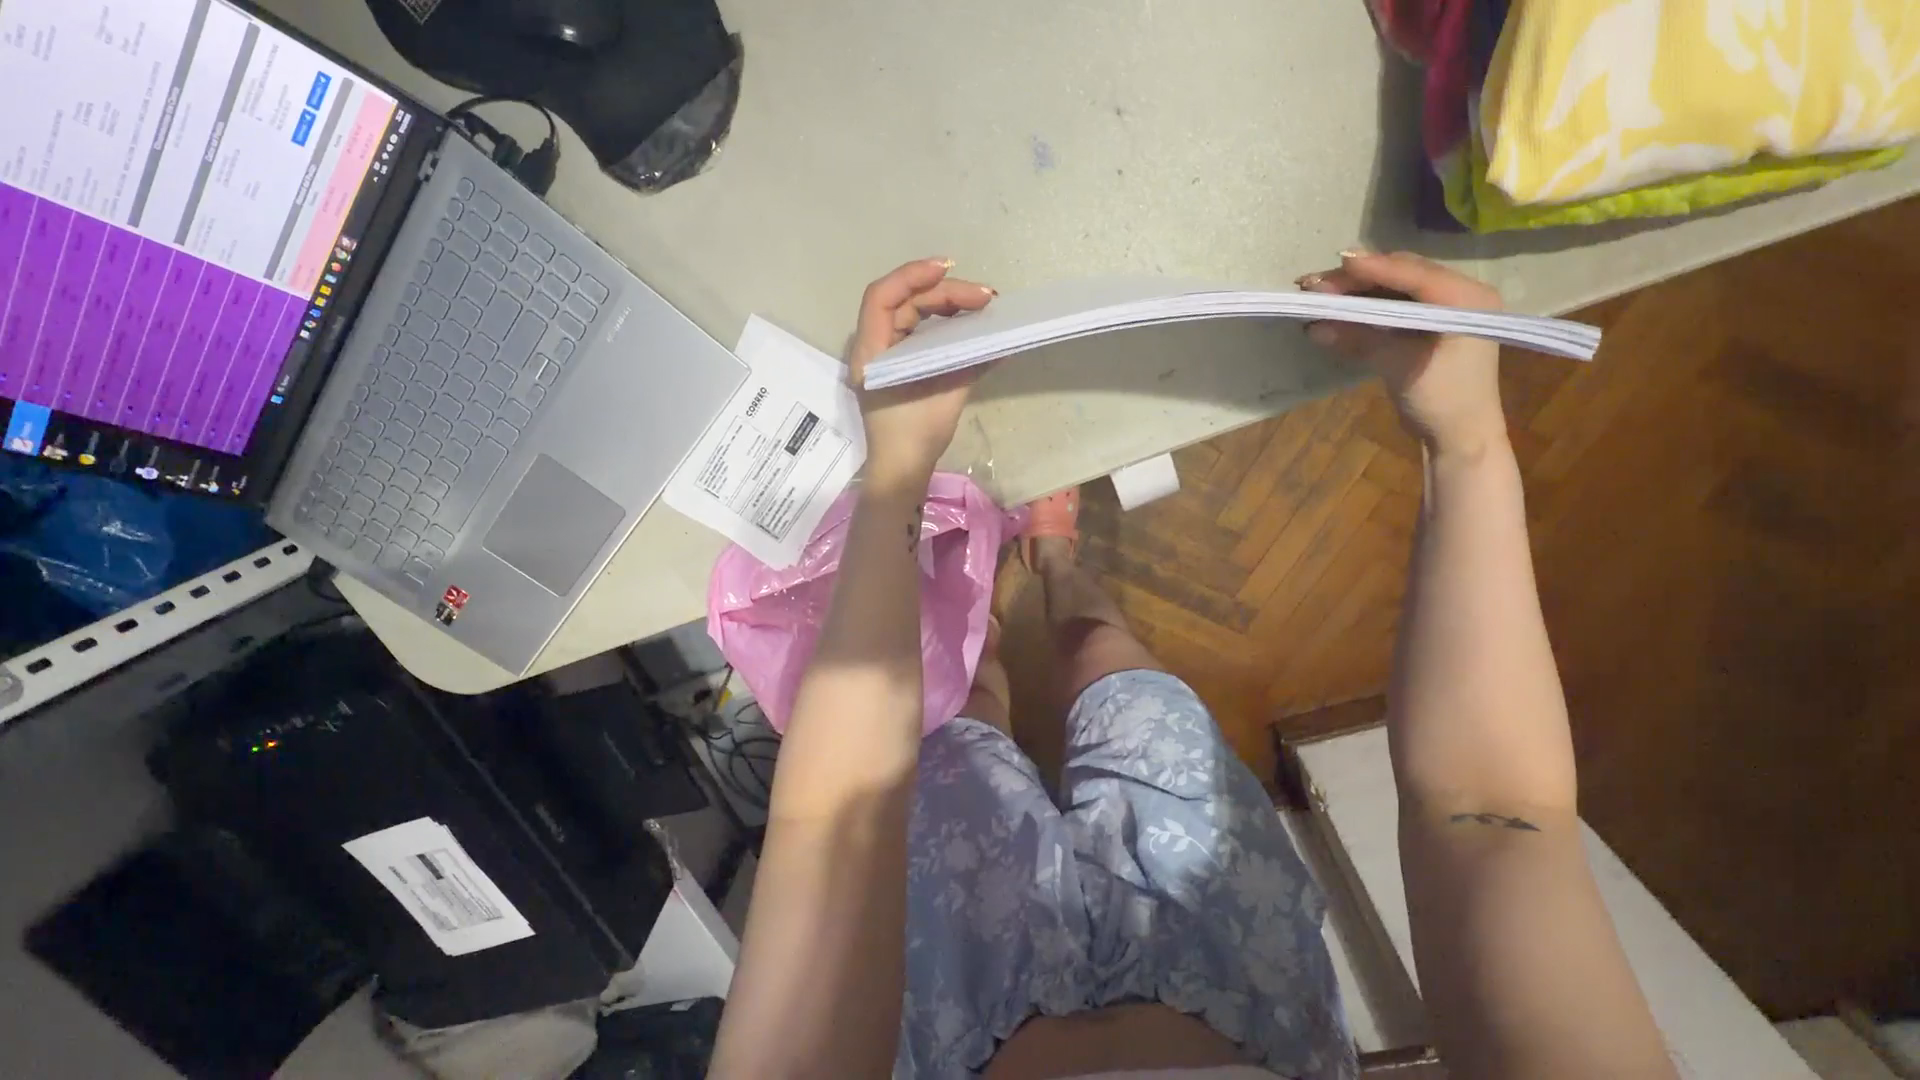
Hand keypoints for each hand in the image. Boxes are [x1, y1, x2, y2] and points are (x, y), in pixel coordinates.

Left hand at [848, 258, 997, 487]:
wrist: (901, 470)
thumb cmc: (915, 436)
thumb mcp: (945, 397)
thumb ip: (970, 363)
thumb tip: (1000, 341)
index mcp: (872, 352)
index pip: (882, 296)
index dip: (912, 276)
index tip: (947, 270)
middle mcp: (873, 347)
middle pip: (904, 301)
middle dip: (944, 292)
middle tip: (985, 298)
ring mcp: (885, 354)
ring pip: (912, 312)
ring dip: (946, 303)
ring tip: (981, 304)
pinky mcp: (899, 363)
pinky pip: (918, 330)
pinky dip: (942, 322)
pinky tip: (968, 321)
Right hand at [1299, 250, 1508, 456]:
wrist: (1459, 435)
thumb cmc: (1441, 399)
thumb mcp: (1400, 366)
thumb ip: (1360, 339)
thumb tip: (1313, 327)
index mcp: (1466, 300)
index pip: (1415, 275)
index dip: (1375, 268)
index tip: (1338, 263)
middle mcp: (1459, 295)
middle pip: (1402, 275)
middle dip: (1357, 278)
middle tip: (1315, 283)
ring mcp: (1443, 308)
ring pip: (1394, 288)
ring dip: (1356, 291)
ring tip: (1318, 292)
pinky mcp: (1427, 324)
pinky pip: (1394, 304)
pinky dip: (1365, 306)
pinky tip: (1336, 309)